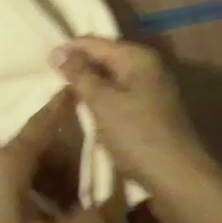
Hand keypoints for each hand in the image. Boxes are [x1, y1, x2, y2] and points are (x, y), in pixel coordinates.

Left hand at [0, 91, 121, 222]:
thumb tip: (120, 199)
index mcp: (8, 163)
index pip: (44, 121)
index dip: (66, 104)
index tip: (88, 83)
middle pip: (45, 148)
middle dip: (78, 157)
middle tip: (112, 168)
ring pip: (38, 172)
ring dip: (67, 183)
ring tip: (97, 202)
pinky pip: (28, 192)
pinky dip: (52, 200)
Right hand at [51, 37, 218, 196]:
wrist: (179, 180)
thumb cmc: (138, 135)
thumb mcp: (103, 102)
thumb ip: (79, 74)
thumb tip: (58, 51)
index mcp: (138, 56)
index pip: (95, 42)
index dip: (69, 49)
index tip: (43, 61)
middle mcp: (148, 67)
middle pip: (105, 59)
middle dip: (79, 68)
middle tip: (49, 79)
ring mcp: (152, 92)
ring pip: (112, 81)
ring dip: (90, 88)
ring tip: (64, 96)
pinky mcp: (152, 114)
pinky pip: (120, 99)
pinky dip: (103, 104)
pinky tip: (88, 115)